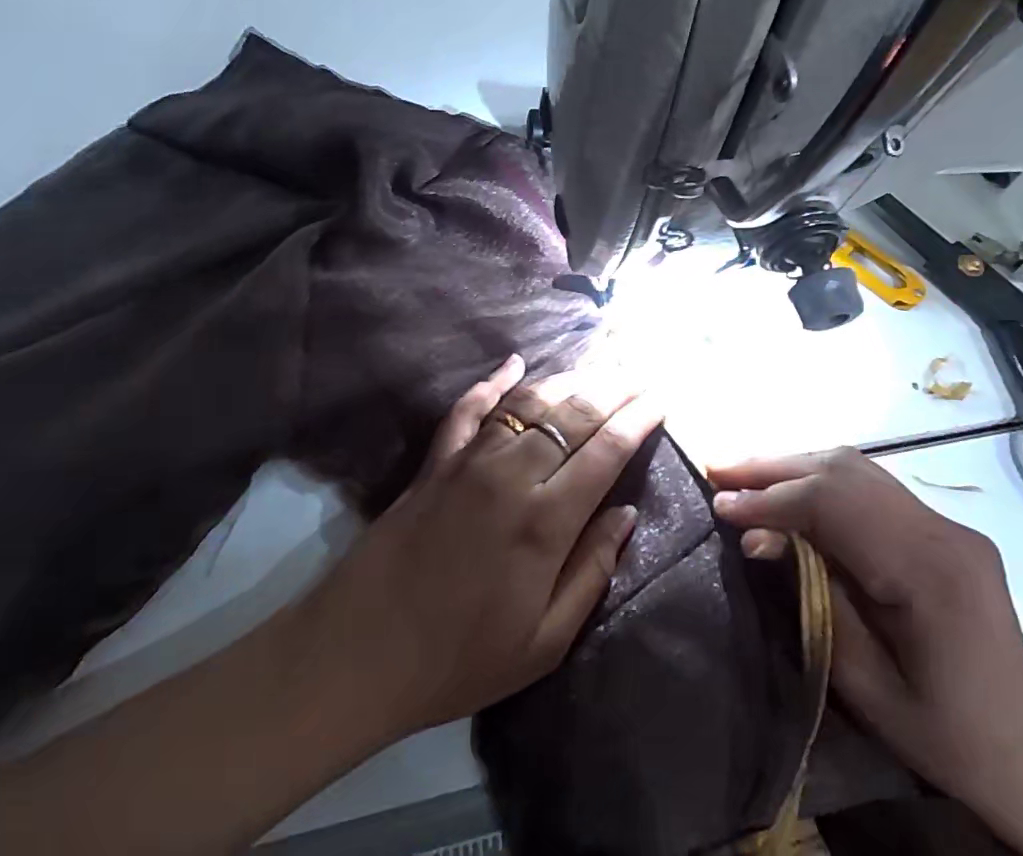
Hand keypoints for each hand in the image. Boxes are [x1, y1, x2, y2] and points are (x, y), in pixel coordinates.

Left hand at [301, 355, 662, 736]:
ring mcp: (465, 464)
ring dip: (563, 381)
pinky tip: (511, 364)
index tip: (659, 399)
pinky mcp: (432, 464)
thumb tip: (627, 514)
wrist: (363, 649)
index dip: (636, 421)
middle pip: (568, 417)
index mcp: (545, 522)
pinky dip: (490, 383)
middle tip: (635, 371)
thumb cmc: (462, 658)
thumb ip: (591, 570)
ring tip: (593, 367)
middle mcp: (508, 477)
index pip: (604, 453)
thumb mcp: (546, 640)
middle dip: (609, 390)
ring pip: (523, 406)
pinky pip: (465, 411)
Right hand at [708, 449, 1022, 855]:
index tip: (718, 505)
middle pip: (844, 473)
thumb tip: (757, 538)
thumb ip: (812, 596)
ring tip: (740, 475)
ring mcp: (949, 527)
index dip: (769, 498)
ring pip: (857, 470)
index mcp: (928, 573)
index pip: (833, 504)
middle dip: (772, 469)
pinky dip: (819, 480)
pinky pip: (871, 487)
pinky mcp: (944, 532)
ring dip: (793, 466)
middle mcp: (945, 534)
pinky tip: (786, 489)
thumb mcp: (862, 681)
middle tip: (716, 472)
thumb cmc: (940, 731)